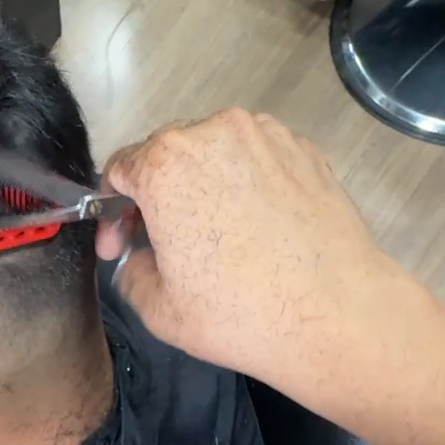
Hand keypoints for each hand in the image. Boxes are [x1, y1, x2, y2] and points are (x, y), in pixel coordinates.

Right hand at [96, 109, 432, 403]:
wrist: (332, 313)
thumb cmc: (235, 312)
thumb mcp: (156, 307)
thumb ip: (130, 270)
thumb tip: (142, 256)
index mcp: (166, 164)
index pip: (120, 168)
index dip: (112, 211)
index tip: (122, 246)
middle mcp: (214, 131)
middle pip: (165, 155)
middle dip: (154, 197)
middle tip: (162, 244)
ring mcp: (266, 134)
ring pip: (212, 154)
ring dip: (199, 187)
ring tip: (211, 237)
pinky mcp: (305, 149)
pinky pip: (254, 160)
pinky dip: (242, 185)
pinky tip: (253, 230)